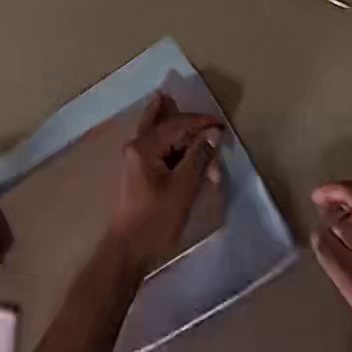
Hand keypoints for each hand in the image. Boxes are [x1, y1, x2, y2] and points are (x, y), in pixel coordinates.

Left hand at [106, 93, 223, 277]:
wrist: (128, 253)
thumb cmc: (156, 218)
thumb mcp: (184, 186)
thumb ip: (199, 155)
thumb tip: (212, 133)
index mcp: (144, 147)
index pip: (177, 124)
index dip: (201, 123)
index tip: (222, 127)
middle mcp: (136, 148)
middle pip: (160, 121)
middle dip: (177, 114)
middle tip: (184, 99)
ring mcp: (135, 161)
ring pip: (159, 136)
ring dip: (179, 133)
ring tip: (191, 124)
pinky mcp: (139, 175)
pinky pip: (159, 149)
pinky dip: (173, 145)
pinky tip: (183, 145)